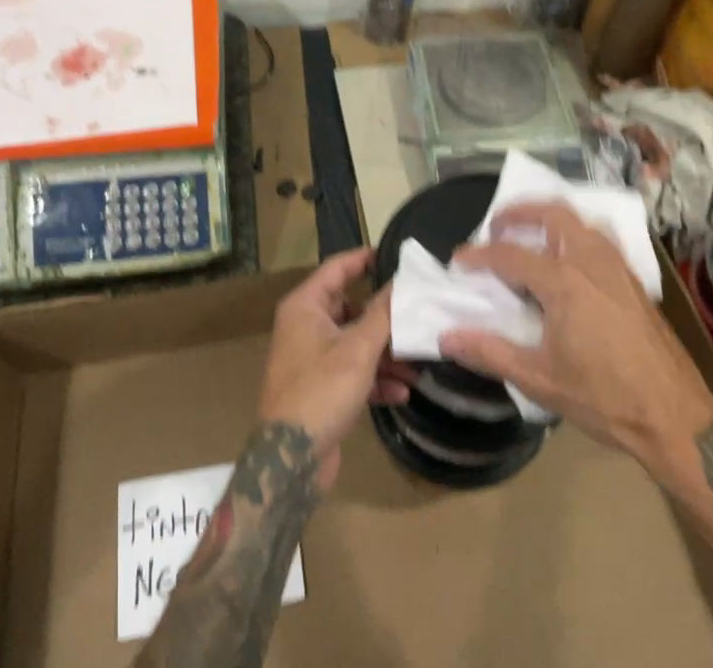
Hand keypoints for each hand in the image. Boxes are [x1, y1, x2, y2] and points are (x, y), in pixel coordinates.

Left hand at [258, 249, 415, 491]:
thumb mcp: (358, 349)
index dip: (363, 258)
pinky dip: (376, 378)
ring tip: (420, 362)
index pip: (336, 268)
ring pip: (356, 343)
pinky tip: (402, 392)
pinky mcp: (321, 388)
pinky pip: (354, 372)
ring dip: (387, 353)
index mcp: (305, 307)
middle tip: (421, 312)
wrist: (291, 457)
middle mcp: (305, 327)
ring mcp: (312, 359)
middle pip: (351, 308)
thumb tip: (402, 282)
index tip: (394, 255)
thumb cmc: (321, 391)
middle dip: (386, 316)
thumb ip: (384, 313)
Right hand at [439, 203, 712, 480]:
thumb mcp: (539, 380)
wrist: (673, 415)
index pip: (511, 255)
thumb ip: (490, 352)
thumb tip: (447, 336)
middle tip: (497, 227)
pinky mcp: (637, 285)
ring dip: (555, 220)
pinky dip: (580, 237)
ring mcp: (620, 271)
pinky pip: (604, 242)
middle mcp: (593, 265)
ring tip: (533, 238)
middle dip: (522, 212)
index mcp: (565, 284)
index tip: (458, 262)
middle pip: (556, 215)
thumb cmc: (603, 398)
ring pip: (585, 223)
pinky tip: (572, 265)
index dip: (479, 256)